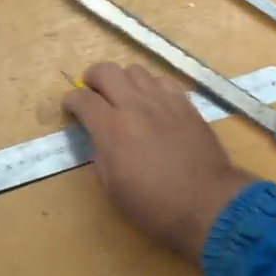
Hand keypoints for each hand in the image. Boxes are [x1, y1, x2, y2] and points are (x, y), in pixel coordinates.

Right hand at [64, 63, 255, 261]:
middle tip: (91, 91)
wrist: (206, 202)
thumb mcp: (113, 189)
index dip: (71, 100)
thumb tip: (99, 138)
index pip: (83, 100)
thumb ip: (101, 156)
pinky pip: (163, 80)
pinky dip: (151, 84)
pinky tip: (152, 99)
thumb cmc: (155, 205)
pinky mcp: (185, 102)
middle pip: (107, 71)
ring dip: (123, 79)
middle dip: (92, 77)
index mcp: (112, 129)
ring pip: (135, 70)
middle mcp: (135, 105)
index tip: (69, 105)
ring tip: (123, 94)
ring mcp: (162, 100)